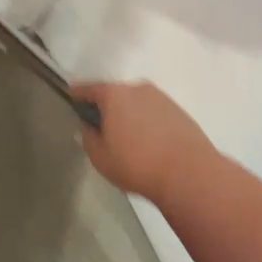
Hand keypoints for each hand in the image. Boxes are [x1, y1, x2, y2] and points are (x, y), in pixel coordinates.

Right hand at [71, 80, 213, 200]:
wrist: (189, 173)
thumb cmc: (137, 164)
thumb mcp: (100, 157)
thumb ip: (88, 137)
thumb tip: (89, 126)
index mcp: (114, 94)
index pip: (89, 88)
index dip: (78, 94)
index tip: (72, 99)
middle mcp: (138, 88)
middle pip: (115, 93)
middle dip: (107, 106)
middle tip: (102, 127)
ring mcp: (161, 97)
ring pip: (136, 102)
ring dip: (129, 114)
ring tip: (128, 138)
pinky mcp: (179, 110)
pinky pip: (154, 111)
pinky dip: (147, 121)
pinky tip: (149, 142)